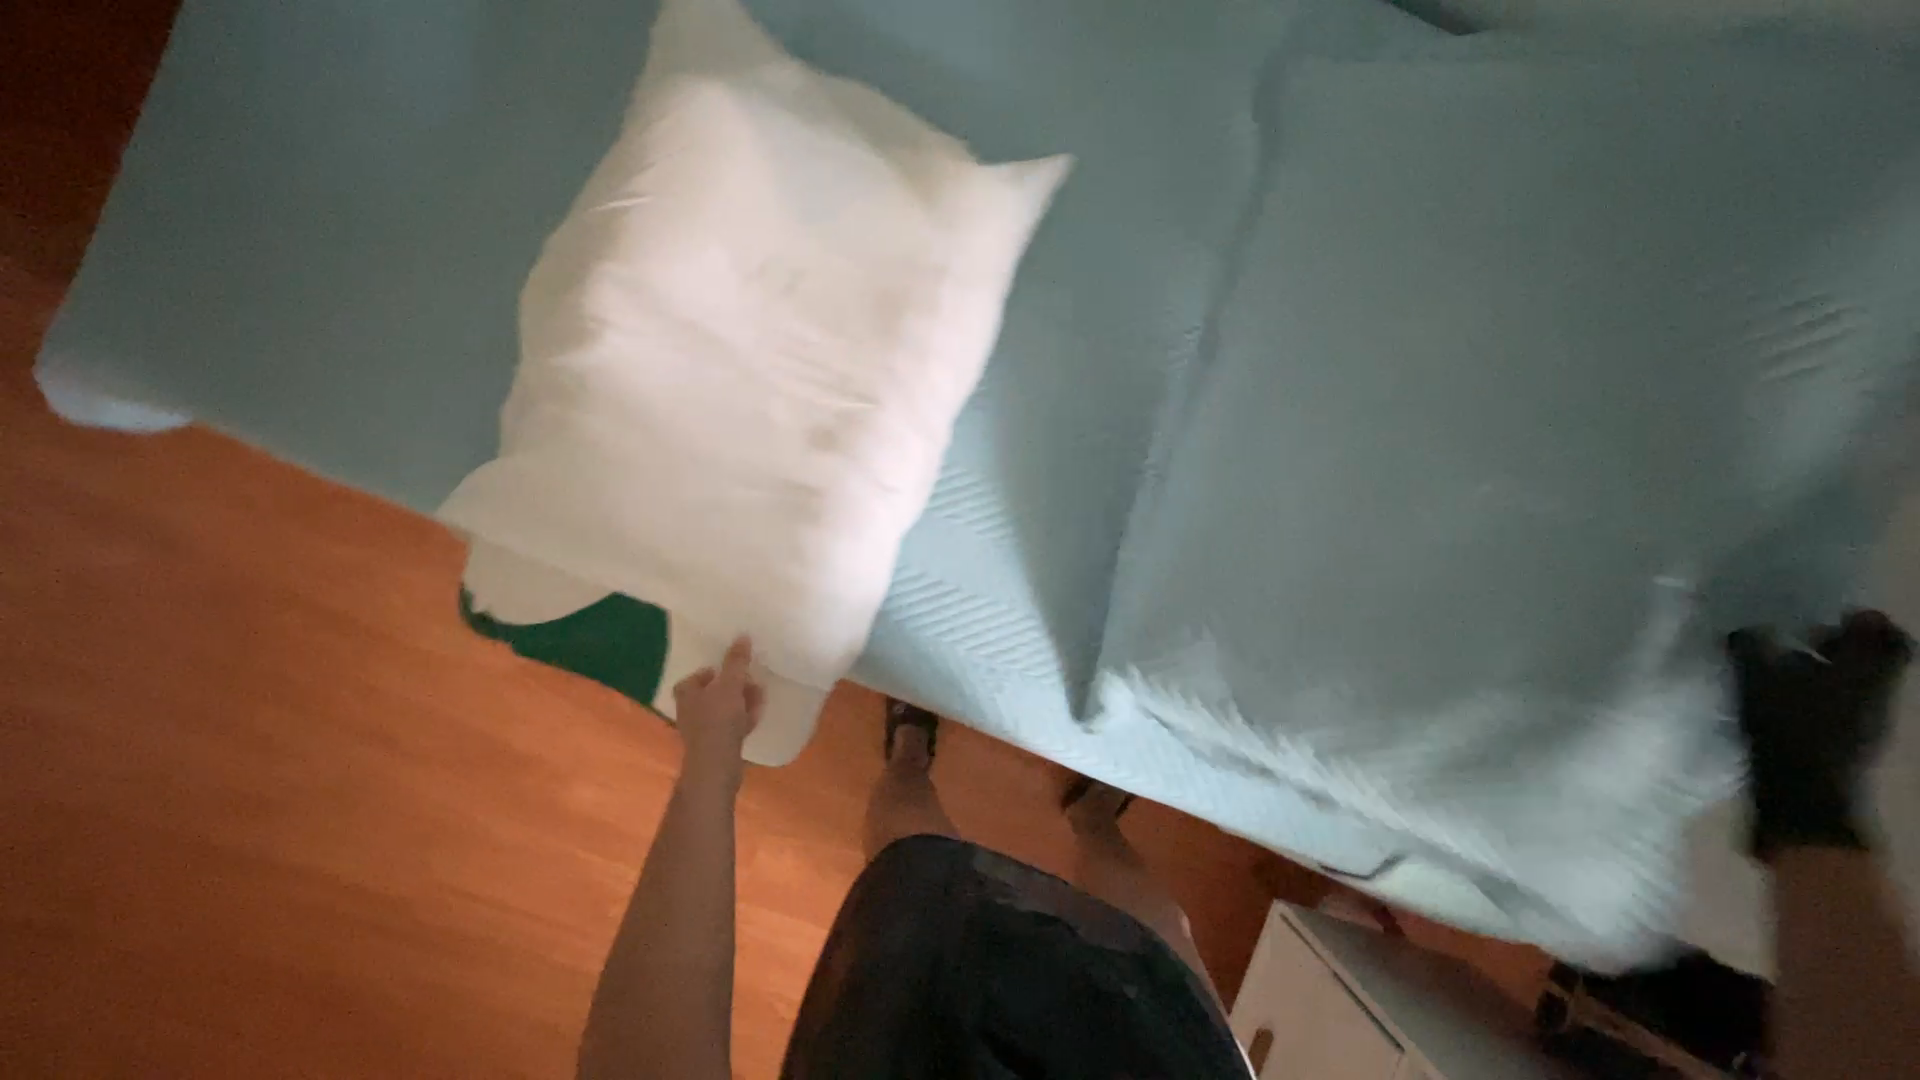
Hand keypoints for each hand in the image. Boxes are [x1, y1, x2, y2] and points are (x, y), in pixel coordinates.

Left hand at [671, 635, 764, 788]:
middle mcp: (689, 710)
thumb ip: (736, 662)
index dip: (713, 672)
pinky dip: (742, 719)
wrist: (716, 764)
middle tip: (752, 683)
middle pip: (712, 693)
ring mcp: (701, 730)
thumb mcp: (730, 685)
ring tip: (760, 697)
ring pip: (723, 710)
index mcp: (686, 693)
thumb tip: (742, 636)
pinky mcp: (714, 745)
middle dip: (735, 686)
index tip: (732, 670)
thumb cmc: (718, 719)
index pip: (695, 676)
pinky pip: (730, 726)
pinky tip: (757, 716)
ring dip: (741, 702)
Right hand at [1726, 611, 1913, 860]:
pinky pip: (1837, 708)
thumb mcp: (1758, 679)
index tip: (1839, 613)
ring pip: (1854, 686)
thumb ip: (1751, 648)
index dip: (1871, 623)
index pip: (1892, 639)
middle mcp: (1877, 695)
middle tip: (1803, 635)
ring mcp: (1865, 723)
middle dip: (1842, 647)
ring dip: (1826, 672)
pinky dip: (1816, 696)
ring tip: (1782, 665)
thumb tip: (1745, 630)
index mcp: (1868, 675)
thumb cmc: (1788, 727)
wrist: (1804, 797)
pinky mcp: (1845, 744)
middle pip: (1873, 663)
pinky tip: (1779, 698)